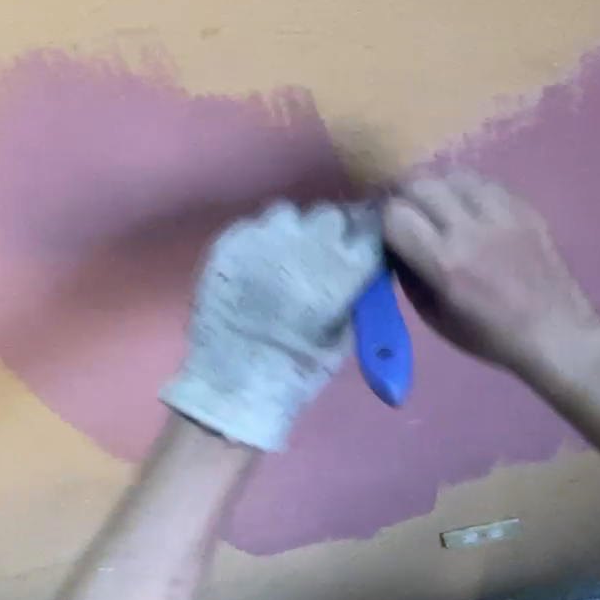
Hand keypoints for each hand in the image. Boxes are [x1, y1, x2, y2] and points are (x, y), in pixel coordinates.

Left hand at [161, 201, 382, 450]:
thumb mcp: (346, 333)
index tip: (363, 243)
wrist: (234, 385)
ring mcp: (262, 239)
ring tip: (286, 259)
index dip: (368, 233)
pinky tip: (257, 265)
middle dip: (331, 232)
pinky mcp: (229, 242)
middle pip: (330, 215)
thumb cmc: (298, 369)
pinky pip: (254, 224)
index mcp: (340, 270)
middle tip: (322, 256)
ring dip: (294, 231)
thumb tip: (366, 258)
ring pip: (290, 213)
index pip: (370, 226)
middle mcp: (303, 245)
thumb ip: (359, 289)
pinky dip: (262, 240)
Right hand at [383, 172, 599, 378]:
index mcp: (445, 264)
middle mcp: (470, 230)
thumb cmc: (489, 336)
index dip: (382, 219)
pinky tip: (469, 208)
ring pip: (452, 174)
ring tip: (436, 206)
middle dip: (403, 195)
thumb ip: (408, 276)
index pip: (395, 214)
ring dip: (436, 187)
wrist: (557, 334)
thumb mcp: (434, 318)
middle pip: (419, 183)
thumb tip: (392, 245)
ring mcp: (501, 214)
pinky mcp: (524, 208)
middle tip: (404, 211)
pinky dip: (467, 190)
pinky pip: (485, 182)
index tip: (384, 230)